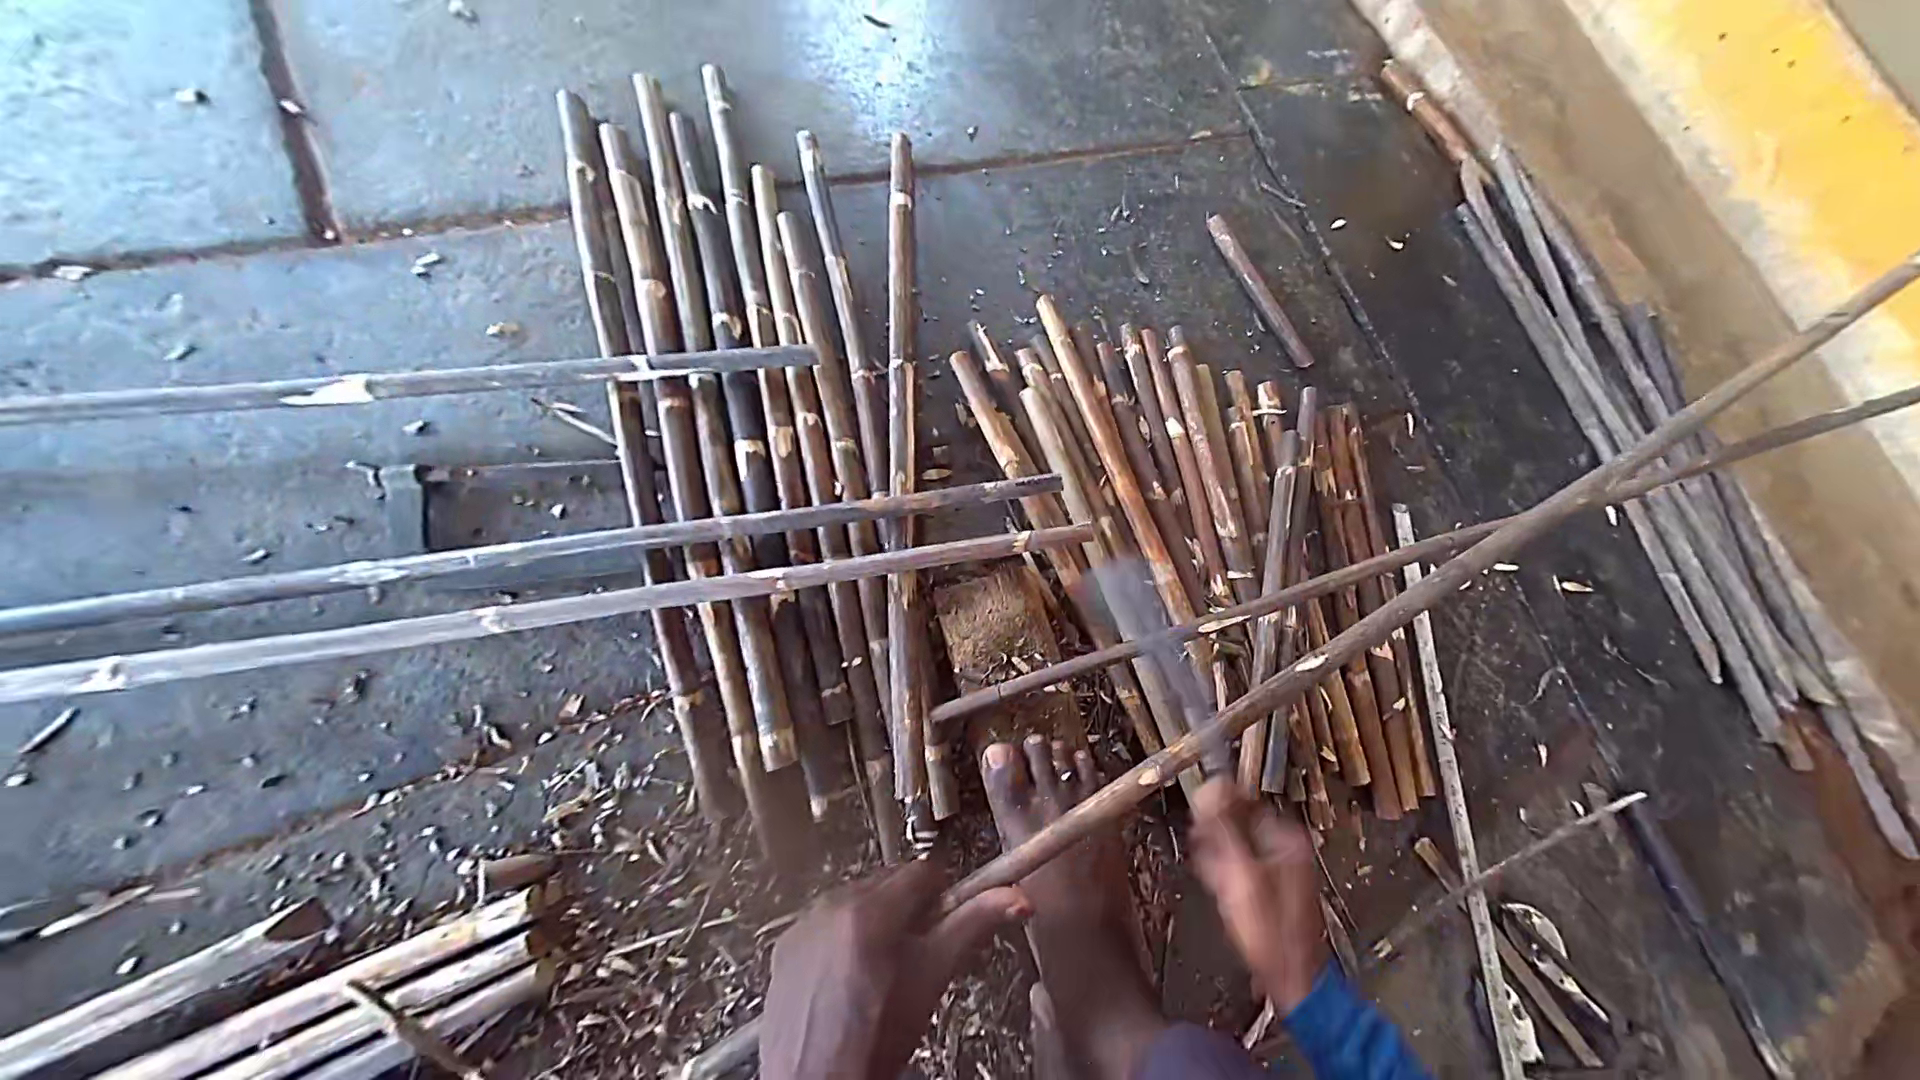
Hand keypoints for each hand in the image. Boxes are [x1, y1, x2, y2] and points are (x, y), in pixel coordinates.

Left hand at [760, 860, 1029, 1079]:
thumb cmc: (877, 1039)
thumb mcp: (932, 979)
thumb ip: (973, 927)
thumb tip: (1015, 898)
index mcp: (872, 910)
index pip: (922, 871)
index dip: (942, 893)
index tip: (947, 916)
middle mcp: (832, 905)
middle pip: (889, 883)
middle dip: (910, 908)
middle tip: (918, 950)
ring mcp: (805, 923)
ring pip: (857, 900)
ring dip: (877, 920)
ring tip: (883, 969)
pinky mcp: (786, 944)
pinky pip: (826, 921)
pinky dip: (842, 936)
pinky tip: (849, 976)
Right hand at [1189, 779, 1327, 1011]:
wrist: (1290, 980)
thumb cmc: (1268, 928)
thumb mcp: (1239, 871)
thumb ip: (1223, 826)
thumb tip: (1211, 782)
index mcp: (1285, 836)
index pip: (1241, 798)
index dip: (1214, 805)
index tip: (1198, 816)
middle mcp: (1285, 844)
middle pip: (1235, 818)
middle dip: (1214, 835)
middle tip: (1205, 852)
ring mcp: (1277, 862)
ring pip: (1233, 840)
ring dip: (1216, 853)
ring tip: (1212, 875)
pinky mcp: (1268, 880)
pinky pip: (1238, 860)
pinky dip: (1224, 868)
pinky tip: (1218, 884)